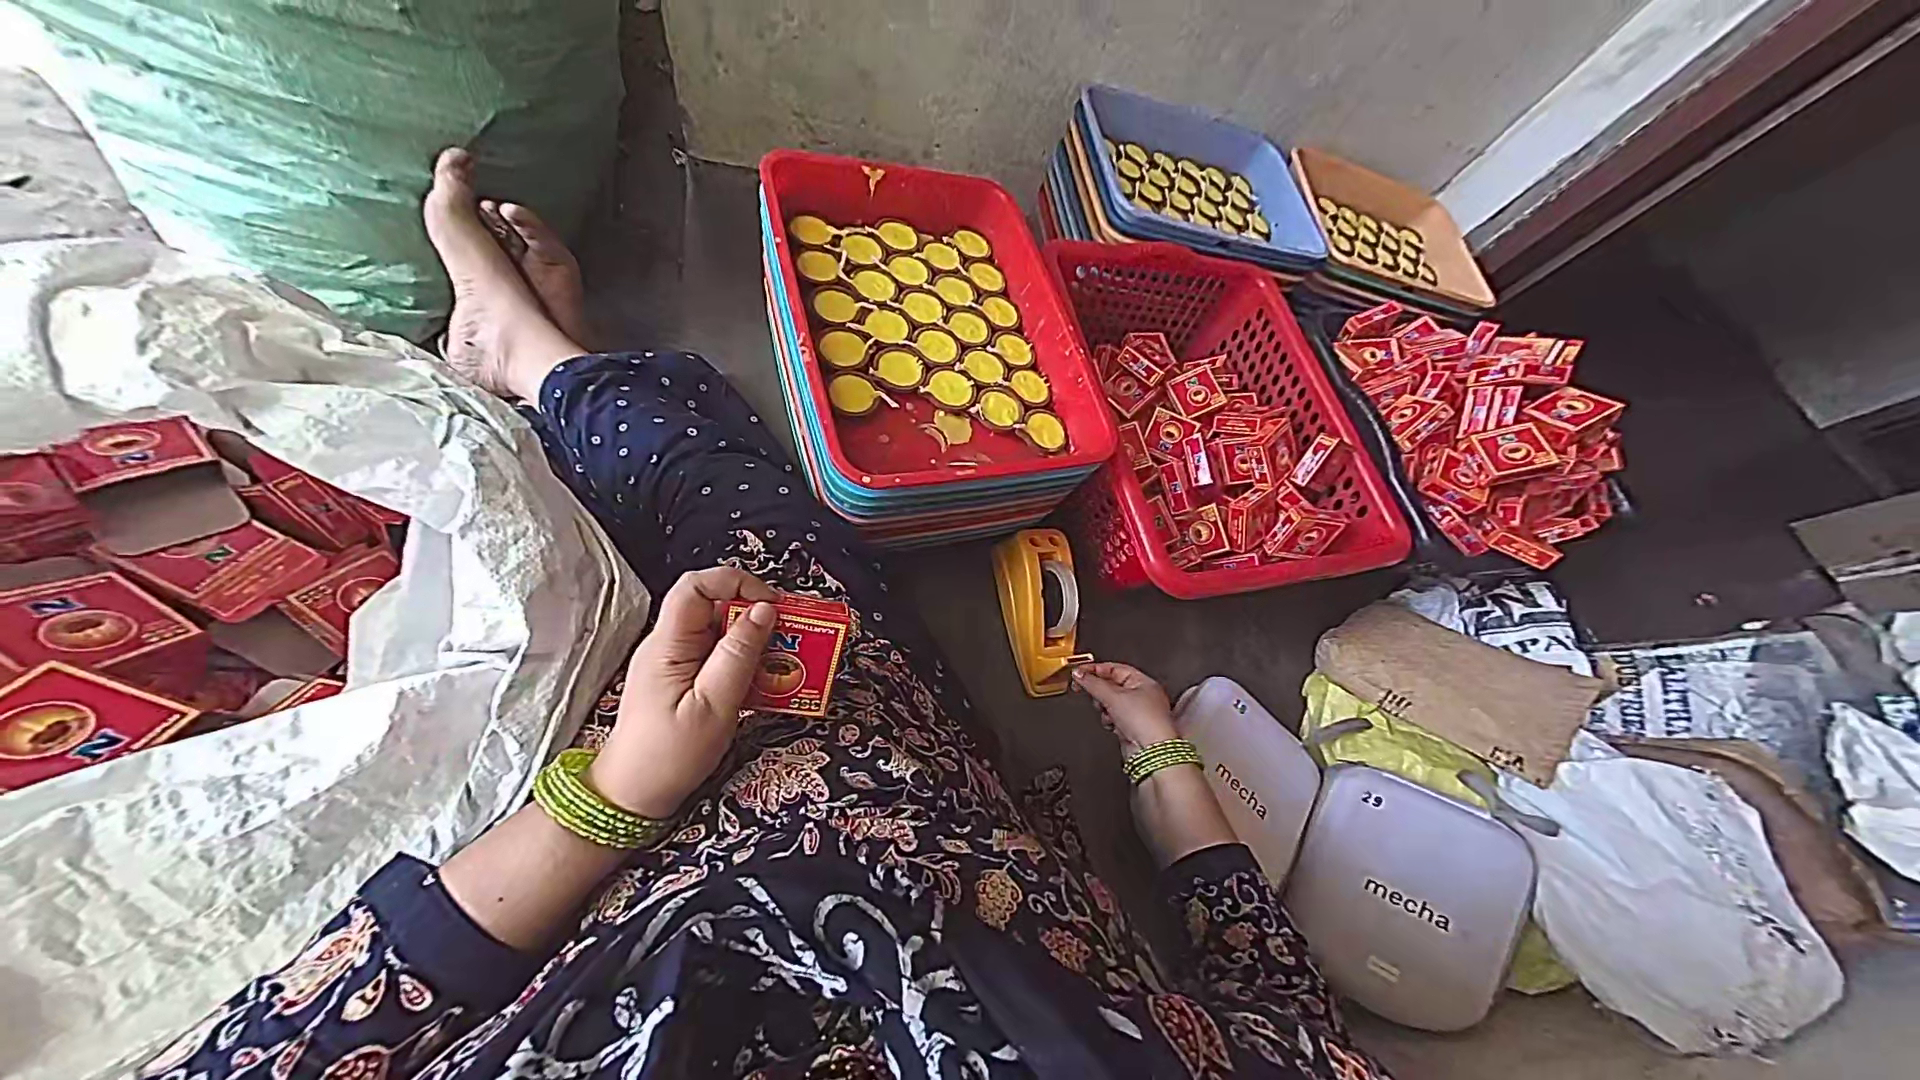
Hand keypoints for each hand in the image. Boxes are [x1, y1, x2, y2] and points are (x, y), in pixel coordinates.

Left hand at [588, 567, 778, 817]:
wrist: (634, 795)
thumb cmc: (667, 756)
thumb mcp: (714, 706)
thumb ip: (739, 655)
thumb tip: (764, 611)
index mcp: (668, 645)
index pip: (696, 586)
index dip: (736, 583)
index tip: (771, 604)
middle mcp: (671, 644)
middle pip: (716, 604)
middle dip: (757, 613)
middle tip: (790, 632)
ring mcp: (679, 659)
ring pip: (724, 628)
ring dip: (757, 639)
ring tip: (784, 658)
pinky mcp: (688, 675)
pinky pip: (723, 652)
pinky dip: (749, 659)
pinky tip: (765, 679)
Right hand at [1071, 662, 1177, 753]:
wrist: (1150, 751)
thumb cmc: (1145, 722)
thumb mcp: (1113, 696)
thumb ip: (1093, 683)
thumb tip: (1080, 674)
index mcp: (1143, 682)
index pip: (1114, 669)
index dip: (1095, 669)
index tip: (1080, 671)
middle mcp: (1142, 695)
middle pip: (1111, 686)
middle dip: (1099, 691)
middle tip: (1088, 690)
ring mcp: (1136, 712)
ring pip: (1110, 702)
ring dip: (1104, 707)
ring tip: (1107, 711)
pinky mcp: (1131, 726)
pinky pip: (1113, 717)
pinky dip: (1109, 719)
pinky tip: (1113, 723)